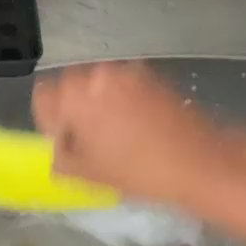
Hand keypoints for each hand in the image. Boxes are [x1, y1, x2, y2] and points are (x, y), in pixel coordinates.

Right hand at [32, 62, 238, 206]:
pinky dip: (122, 101)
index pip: (43, 98)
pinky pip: (124, 86)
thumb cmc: (138, 170)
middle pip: (71, 87)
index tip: (64, 143)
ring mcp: (128, 71)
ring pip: (98, 86)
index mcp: (74, 94)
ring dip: (99, 104)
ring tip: (114, 135)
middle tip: (88, 140)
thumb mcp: (88, 174)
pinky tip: (136, 128)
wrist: (202, 164)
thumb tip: (58, 153)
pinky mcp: (153, 77)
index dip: (49, 122)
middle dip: (74, 109)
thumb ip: (60, 160)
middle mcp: (98, 74)